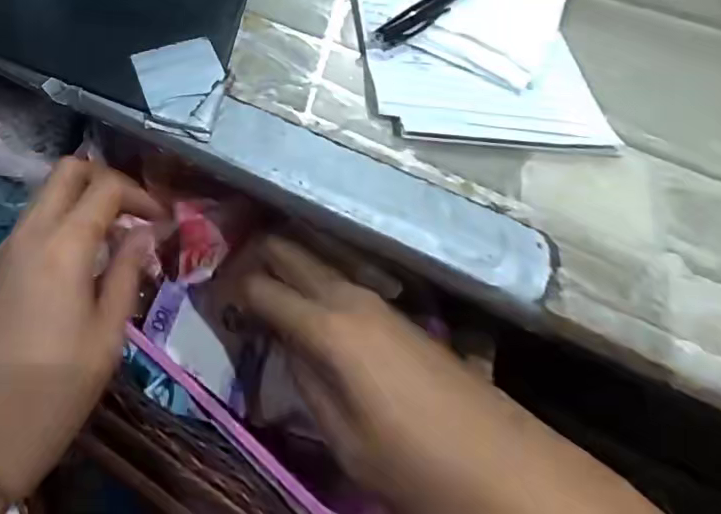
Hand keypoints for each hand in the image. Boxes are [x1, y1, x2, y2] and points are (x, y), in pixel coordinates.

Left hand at [0, 159, 161, 496]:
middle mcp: (29, 231)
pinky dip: (58, 222)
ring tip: (111, 238)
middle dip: (105, 178)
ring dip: (79, 200)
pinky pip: (30, 223)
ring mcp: (4, 246)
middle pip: (67, 171)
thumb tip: (145, 232)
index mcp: (62, 245)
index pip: (104, 186)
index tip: (162, 220)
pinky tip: (76, 261)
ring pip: (45, 194)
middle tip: (133, 213)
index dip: (139, 193)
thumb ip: (127, 273)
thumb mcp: (106, 337)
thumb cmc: (53, 391)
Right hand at [234, 236, 656, 513]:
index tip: (207, 293)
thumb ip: (305, 383)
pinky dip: (312, 279)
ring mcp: (377, 298)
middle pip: (287, 251)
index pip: (260, 286)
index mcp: (327, 327)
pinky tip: (307, 304)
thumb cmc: (417, 465)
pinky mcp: (398, 311)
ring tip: (260, 281)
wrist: (513, 470)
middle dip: (252, 253)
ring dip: (284, 263)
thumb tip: (284, 346)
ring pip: (315, 258)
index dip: (228, 286)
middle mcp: (348, 296)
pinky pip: (339, 278)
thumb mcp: (345, 441)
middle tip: (227, 272)